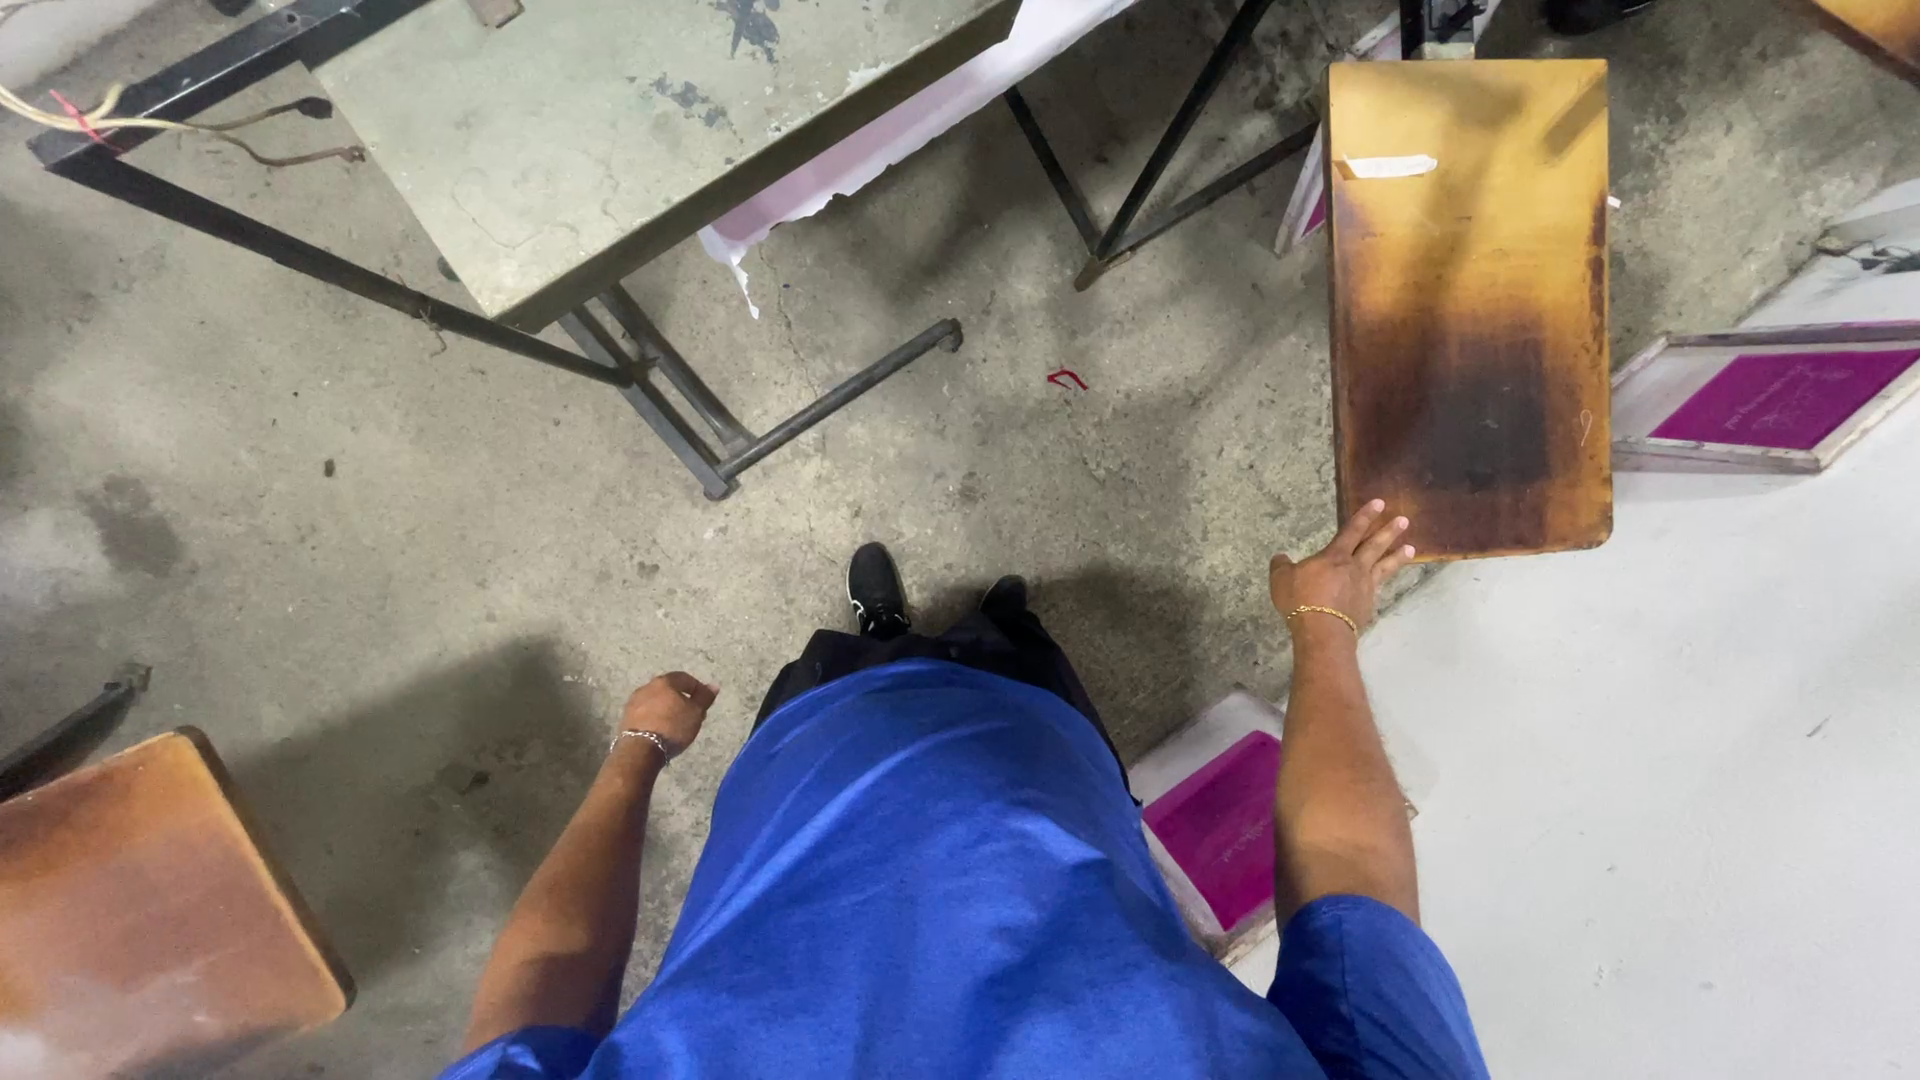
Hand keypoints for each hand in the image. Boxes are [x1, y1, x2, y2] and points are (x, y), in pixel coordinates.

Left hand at [620, 672, 718, 752]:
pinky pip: (646, 713)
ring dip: (667, 709)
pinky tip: (662, 729)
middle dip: (681, 699)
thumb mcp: (696, 712)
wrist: (640, 750)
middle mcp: (646, 687)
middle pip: (668, 689)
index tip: (704, 702)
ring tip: (677, 723)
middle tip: (691, 713)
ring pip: (656, 701)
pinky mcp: (626, 718)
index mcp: (664, 681)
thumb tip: (713, 685)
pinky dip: (656, 717)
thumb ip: (704, 698)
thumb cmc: (673, 727)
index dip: (697, 688)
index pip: (684, 678)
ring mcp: (633, 703)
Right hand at [1269, 499, 1414, 634]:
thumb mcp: (1281, 579)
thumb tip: (1281, 558)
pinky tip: (1385, 581)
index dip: (1365, 516)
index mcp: (1334, 556)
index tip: (1380, 503)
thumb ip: (1281, 566)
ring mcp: (1364, 586)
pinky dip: (1384, 582)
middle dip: (1389, 531)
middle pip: (1375, 545)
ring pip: (1384, 566)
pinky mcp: (1368, 604)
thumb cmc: (1300, 599)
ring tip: (1410, 548)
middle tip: (1404, 520)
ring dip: (1397, 556)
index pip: (1352, 530)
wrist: (1322, 629)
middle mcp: (1354, 567)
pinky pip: (1379, 587)